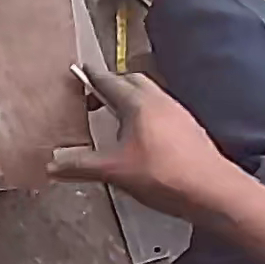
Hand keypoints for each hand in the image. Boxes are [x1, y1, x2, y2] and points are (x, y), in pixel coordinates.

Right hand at [49, 64, 249, 220]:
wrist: (213, 192)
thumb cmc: (162, 175)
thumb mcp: (113, 171)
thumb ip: (80, 165)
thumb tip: (51, 166)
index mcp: (138, 103)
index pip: (109, 81)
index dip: (91, 76)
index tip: (79, 71)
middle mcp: (159, 101)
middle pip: (131, 80)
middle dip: (111, 84)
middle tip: (93, 97)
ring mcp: (178, 113)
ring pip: (148, 94)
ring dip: (129, 99)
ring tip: (112, 117)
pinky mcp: (188, 128)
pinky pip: (160, 109)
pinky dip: (143, 112)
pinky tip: (138, 135)